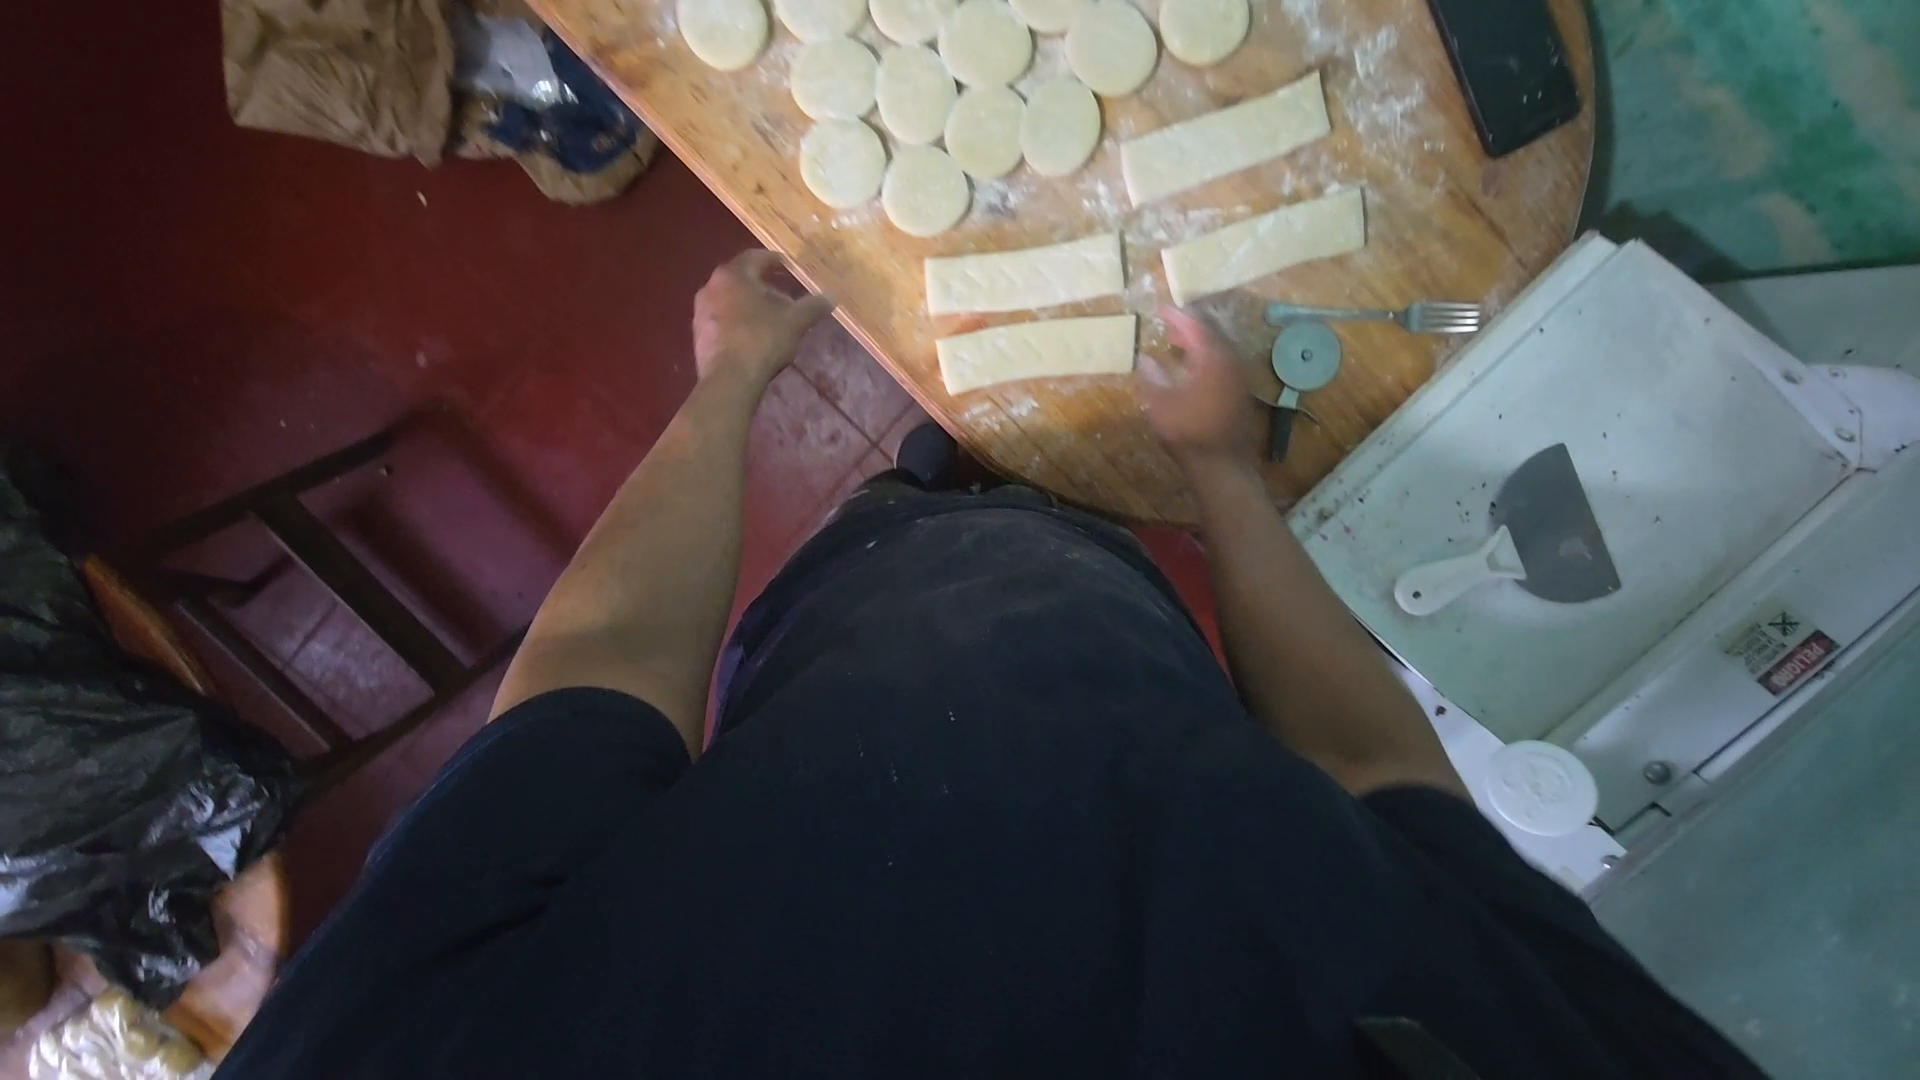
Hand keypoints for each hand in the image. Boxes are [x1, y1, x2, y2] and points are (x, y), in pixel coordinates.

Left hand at [692, 250, 835, 385]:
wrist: (729, 378)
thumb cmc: (762, 339)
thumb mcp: (794, 322)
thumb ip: (812, 306)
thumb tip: (831, 297)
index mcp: (733, 275)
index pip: (755, 258)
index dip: (774, 260)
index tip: (787, 265)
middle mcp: (711, 286)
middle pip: (742, 280)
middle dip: (764, 287)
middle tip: (784, 298)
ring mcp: (701, 311)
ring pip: (731, 300)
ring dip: (750, 306)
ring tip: (771, 319)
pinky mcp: (699, 335)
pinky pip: (723, 320)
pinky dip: (739, 322)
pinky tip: (753, 337)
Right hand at [1136, 306, 1262, 475]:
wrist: (1221, 464)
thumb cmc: (1188, 432)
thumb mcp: (1160, 403)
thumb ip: (1152, 376)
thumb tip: (1144, 359)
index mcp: (1212, 356)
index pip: (1194, 323)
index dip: (1175, 314)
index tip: (1158, 308)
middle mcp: (1231, 358)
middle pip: (1211, 330)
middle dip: (1188, 324)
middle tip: (1167, 322)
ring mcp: (1239, 375)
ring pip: (1219, 345)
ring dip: (1198, 340)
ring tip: (1176, 341)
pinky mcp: (1240, 389)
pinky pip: (1223, 360)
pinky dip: (1206, 355)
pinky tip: (1192, 366)